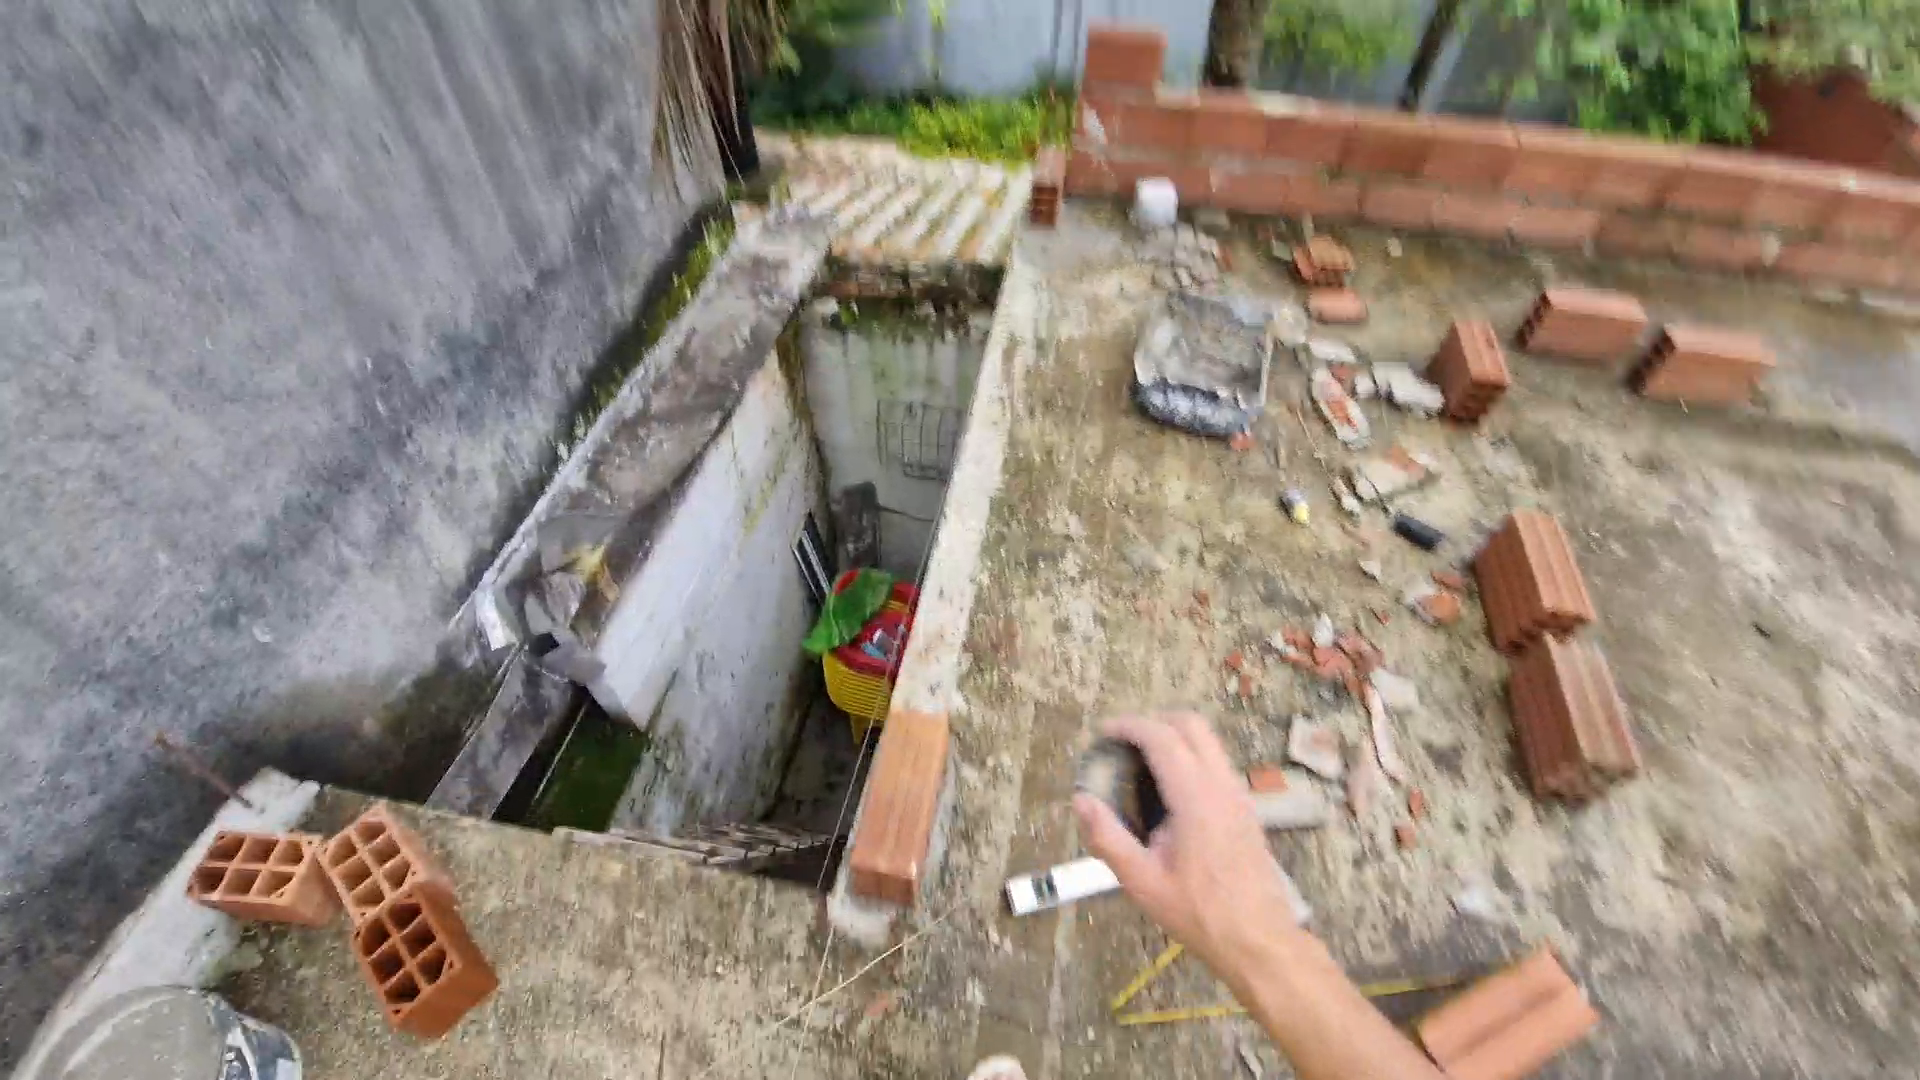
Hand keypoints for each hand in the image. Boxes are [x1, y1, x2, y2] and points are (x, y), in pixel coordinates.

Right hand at [1073, 712, 1305, 980]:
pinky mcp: (1246, 807)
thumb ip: (1108, 838)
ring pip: (1208, 740)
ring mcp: (1239, 794)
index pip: (1162, 738)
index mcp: (1195, 797)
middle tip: (1124, 741)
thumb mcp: (1142, 882)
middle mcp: (1221, 785)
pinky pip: (1217, 760)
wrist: (1260, 941)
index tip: (1104, 732)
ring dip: (1174, 735)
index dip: (1130, 726)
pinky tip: (1170, 788)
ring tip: (1143, 761)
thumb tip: (1081, 800)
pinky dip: (1190, 754)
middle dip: (1154, 721)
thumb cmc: (1199, 913)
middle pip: (1191, 724)